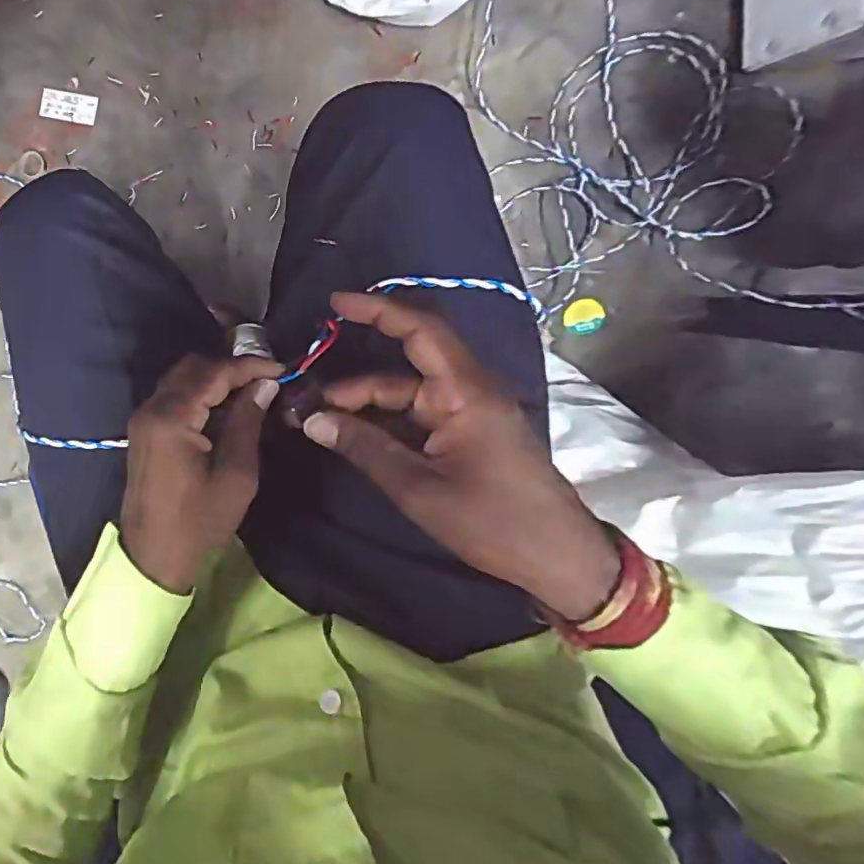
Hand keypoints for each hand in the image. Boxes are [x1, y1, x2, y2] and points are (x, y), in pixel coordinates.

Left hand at [120, 354, 283, 593]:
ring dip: (214, 380)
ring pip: (181, 379)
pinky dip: (199, 394)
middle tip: (265, 380)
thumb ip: (247, 423)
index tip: (281, 370)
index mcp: (171, 417)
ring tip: (250, 392)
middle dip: (230, 369)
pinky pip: (173, 397)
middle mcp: (151, 408)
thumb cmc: (198, 520)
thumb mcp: (235, 474)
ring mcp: (143, 418)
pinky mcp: (144, 430)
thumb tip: (264, 386)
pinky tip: (225, 408)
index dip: (249, 367)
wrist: (153, 554)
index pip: (213, 374)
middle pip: (192, 368)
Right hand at [299, 292, 617, 620]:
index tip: (336, 304)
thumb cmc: (494, 522)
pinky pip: (416, 416)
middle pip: (400, 371)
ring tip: (318, 423)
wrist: (558, 560)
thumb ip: (364, 448)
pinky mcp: (466, 434)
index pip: (420, 332)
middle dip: (351, 383)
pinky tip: (350, 435)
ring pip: (404, 396)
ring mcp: (468, 413)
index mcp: (465, 393)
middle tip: (305, 402)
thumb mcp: (419, 488)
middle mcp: (467, 392)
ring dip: (363, 406)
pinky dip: (383, 423)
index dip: (378, 311)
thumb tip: (313, 420)